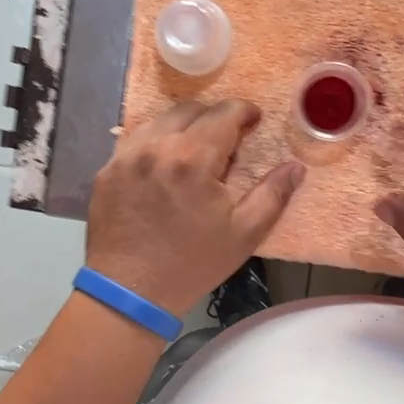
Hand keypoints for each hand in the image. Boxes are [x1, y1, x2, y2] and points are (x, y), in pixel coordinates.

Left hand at [87, 99, 304, 315]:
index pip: (223, 113)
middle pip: (190, 110)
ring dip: (183, 127)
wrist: (130, 293)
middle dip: (214, 118)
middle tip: (226, 143)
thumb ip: (273, 194)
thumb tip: (296, 167)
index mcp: (191, 158)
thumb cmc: (192, 265)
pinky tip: (164, 167)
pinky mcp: (107, 171)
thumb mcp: (244, 234)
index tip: (253, 121)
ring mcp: (125, 157)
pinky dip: (155, 144)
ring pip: (159, 121)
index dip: (244, 111)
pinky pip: (135, 142)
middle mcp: (155, 146)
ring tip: (194, 152)